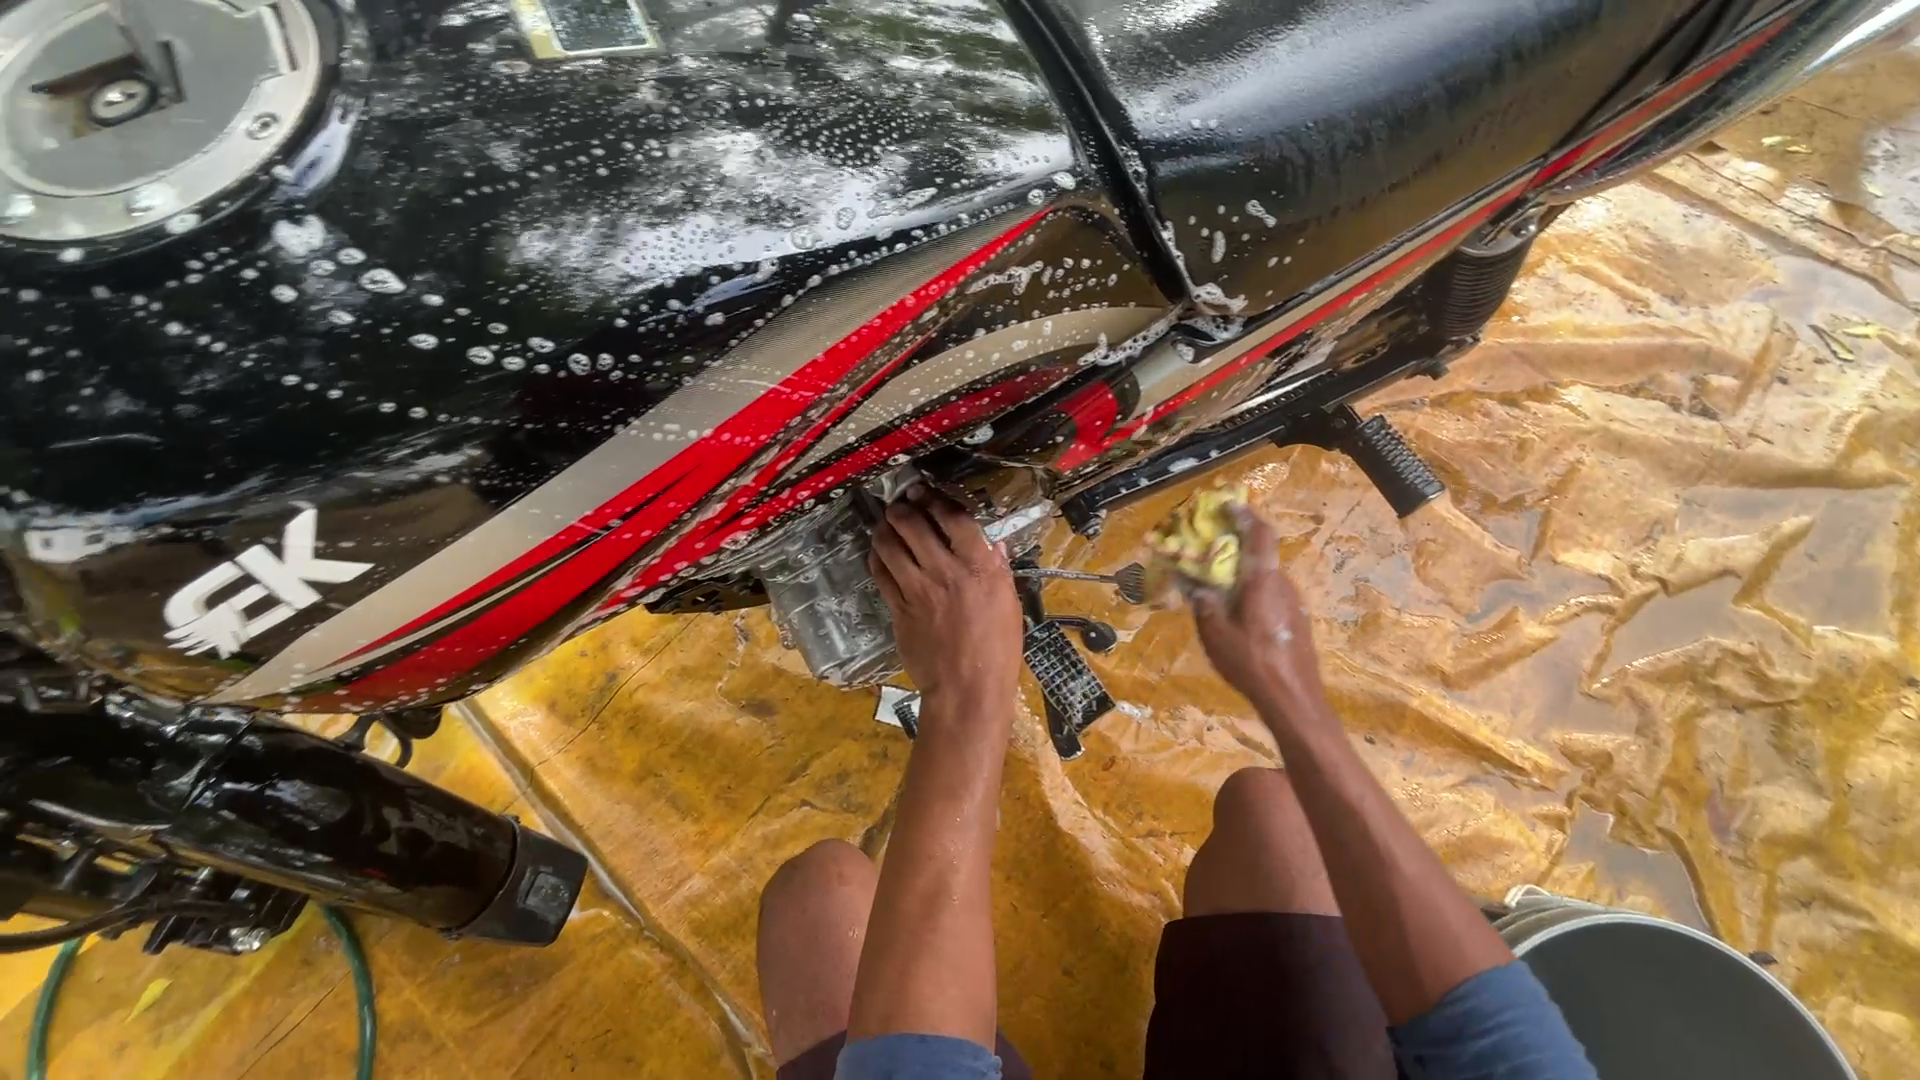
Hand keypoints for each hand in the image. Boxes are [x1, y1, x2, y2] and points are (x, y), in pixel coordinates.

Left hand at [869, 489, 1023, 716]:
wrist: (967, 688)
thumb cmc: (997, 648)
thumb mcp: (1008, 603)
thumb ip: (998, 569)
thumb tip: (992, 544)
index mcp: (979, 569)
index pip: (953, 518)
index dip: (936, 499)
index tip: (927, 492)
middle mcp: (945, 572)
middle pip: (912, 524)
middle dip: (902, 507)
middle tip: (901, 503)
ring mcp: (917, 590)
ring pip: (889, 544)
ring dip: (885, 528)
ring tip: (887, 523)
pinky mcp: (898, 609)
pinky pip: (879, 572)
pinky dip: (877, 556)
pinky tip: (880, 552)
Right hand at [1191, 507, 1328, 725]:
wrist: (1294, 699)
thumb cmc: (1251, 662)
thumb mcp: (1215, 633)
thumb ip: (1204, 602)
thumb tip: (1193, 581)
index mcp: (1263, 581)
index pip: (1260, 535)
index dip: (1245, 516)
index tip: (1228, 506)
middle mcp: (1283, 585)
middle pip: (1261, 555)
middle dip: (1235, 547)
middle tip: (1208, 550)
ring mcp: (1294, 603)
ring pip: (1265, 576)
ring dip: (1242, 573)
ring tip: (1215, 584)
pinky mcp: (1297, 620)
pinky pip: (1270, 594)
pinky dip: (1251, 591)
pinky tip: (1234, 611)